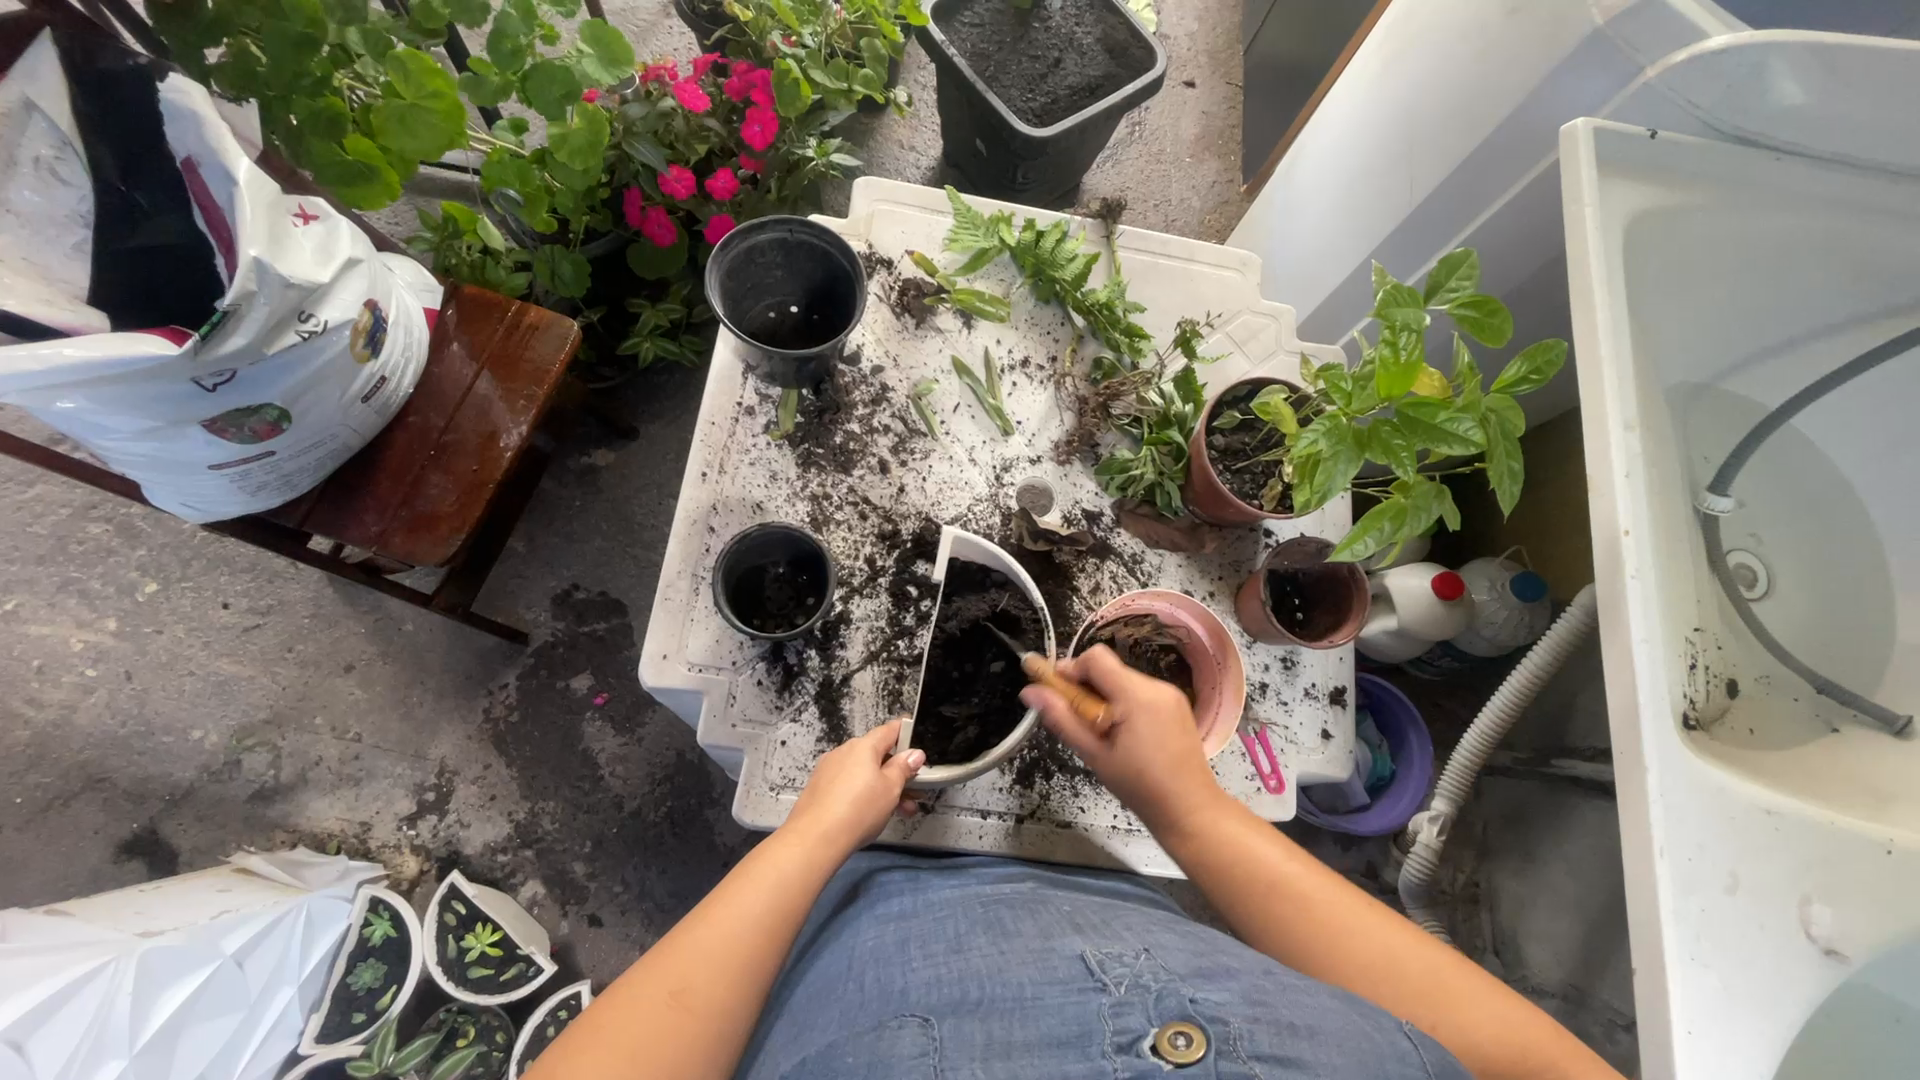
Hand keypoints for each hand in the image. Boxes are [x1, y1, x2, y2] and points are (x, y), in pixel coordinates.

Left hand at [782, 717, 924, 855]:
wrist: (814, 839)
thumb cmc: (859, 810)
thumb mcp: (891, 789)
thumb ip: (903, 768)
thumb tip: (914, 753)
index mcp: (864, 746)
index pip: (890, 730)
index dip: (906, 733)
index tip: (918, 743)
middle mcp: (844, 752)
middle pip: (877, 755)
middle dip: (898, 772)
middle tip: (915, 792)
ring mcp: (829, 769)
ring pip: (863, 773)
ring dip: (883, 787)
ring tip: (899, 811)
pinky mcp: (819, 788)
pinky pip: (848, 784)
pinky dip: (864, 793)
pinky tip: (872, 814)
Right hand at [1021, 645, 1226, 836]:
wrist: (1189, 809)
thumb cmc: (1139, 787)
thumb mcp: (1093, 754)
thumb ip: (1061, 718)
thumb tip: (1029, 691)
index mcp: (1136, 695)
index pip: (1095, 657)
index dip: (1070, 669)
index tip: (1058, 694)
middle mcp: (1156, 685)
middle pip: (1108, 668)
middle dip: (1087, 687)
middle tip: (1077, 721)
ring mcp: (1170, 694)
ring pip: (1123, 679)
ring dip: (1105, 696)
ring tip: (1102, 733)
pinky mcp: (1176, 704)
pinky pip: (1140, 691)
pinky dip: (1124, 703)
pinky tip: (1124, 734)